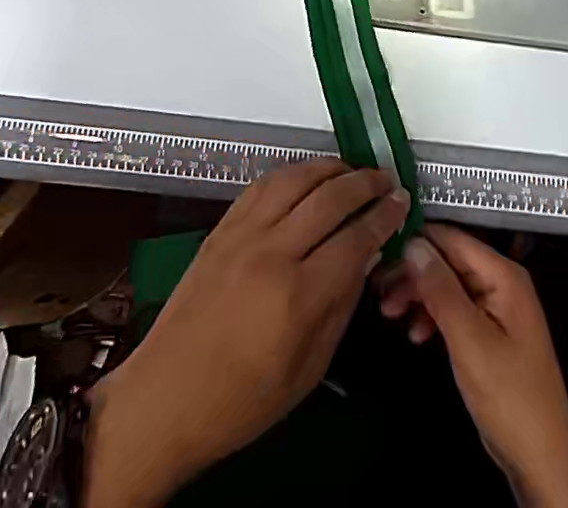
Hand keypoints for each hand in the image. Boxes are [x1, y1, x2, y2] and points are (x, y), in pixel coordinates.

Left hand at [82, 160, 409, 507]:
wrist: (165, 399)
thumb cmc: (243, 400)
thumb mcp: (310, 366)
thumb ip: (343, 303)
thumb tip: (368, 255)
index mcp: (299, 296)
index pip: (357, 237)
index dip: (385, 216)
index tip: (402, 204)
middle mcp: (271, 253)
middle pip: (331, 197)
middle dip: (367, 184)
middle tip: (387, 181)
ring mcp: (242, 236)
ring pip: (296, 179)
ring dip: (331, 168)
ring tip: (353, 171)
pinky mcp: (220, 230)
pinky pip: (262, 186)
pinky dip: (292, 173)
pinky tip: (307, 177)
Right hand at [378, 225, 567, 507]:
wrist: (540, 456)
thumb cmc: (508, 394)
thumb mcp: (468, 338)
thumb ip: (440, 288)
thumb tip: (413, 243)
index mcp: (503, 275)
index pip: (451, 239)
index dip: (415, 242)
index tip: (379, 253)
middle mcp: (500, 282)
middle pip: (447, 261)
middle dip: (413, 273)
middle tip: (379, 291)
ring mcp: (495, 307)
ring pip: (446, 285)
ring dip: (418, 296)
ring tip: (390, 314)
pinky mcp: (487, 331)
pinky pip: (453, 309)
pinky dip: (431, 316)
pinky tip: (416, 335)